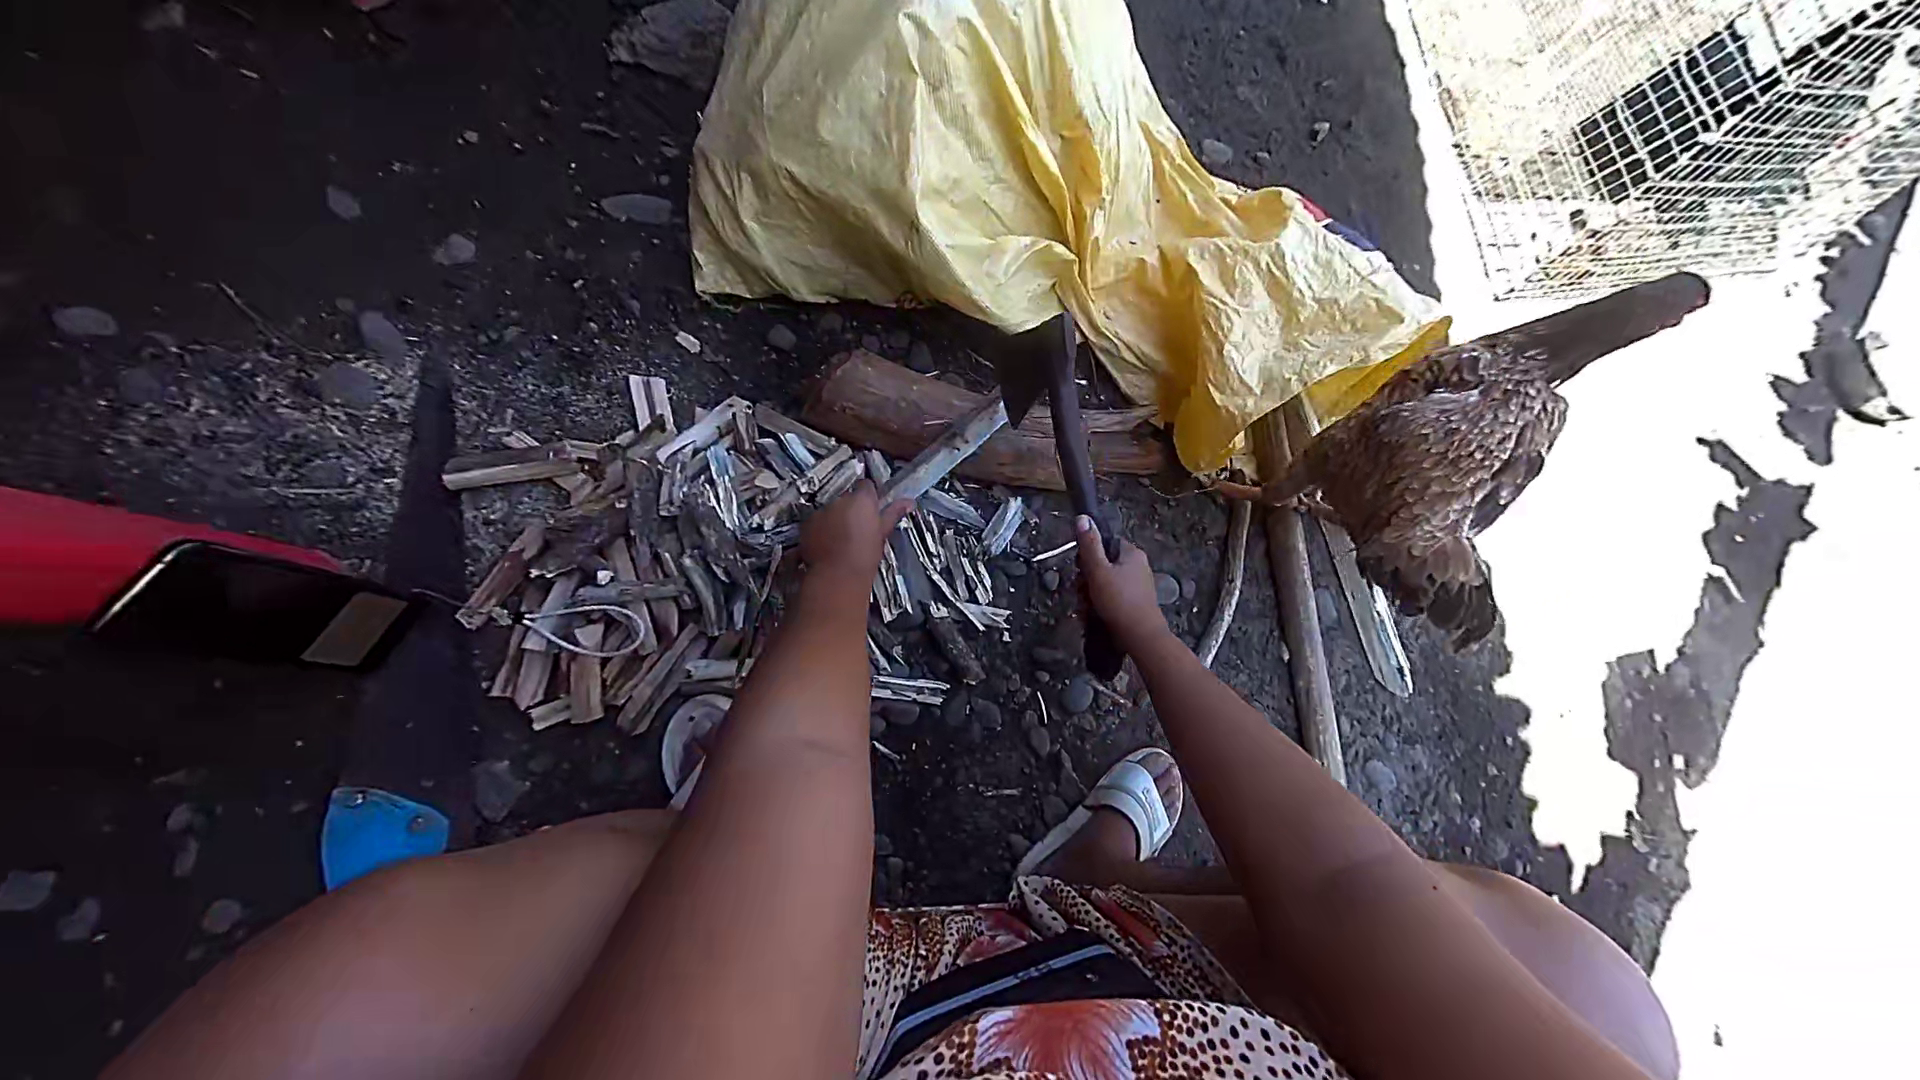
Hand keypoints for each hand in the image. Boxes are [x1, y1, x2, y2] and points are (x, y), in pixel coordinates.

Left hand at [800, 480, 913, 587]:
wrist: (837, 575)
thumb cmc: (864, 555)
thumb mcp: (882, 533)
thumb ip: (893, 513)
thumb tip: (908, 502)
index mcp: (862, 499)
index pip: (865, 485)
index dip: (868, 496)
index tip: (870, 508)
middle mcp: (840, 500)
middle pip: (847, 498)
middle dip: (851, 508)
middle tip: (858, 527)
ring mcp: (821, 511)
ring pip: (830, 509)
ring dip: (835, 518)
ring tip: (841, 538)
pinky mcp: (807, 523)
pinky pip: (816, 521)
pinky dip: (820, 528)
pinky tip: (828, 543)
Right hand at [1074, 514, 1169, 652]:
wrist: (1140, 636)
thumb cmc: (1119, 600)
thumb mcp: (1098, 570)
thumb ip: (1089, 544)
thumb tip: (1083, 517)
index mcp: (1131, 553)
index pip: (1104, 542)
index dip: (1089, 554)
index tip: (1081, 568)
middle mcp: (1136, 565)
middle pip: (1102, 563)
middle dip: (1087, 578)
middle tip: (1083, 591)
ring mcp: (1136, 584)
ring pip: (1104, 581)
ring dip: (1090, 593)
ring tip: (1087, 606)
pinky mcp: (1133, 601)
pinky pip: (1111, 595)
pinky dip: (1100, 603)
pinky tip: (1094, 613)